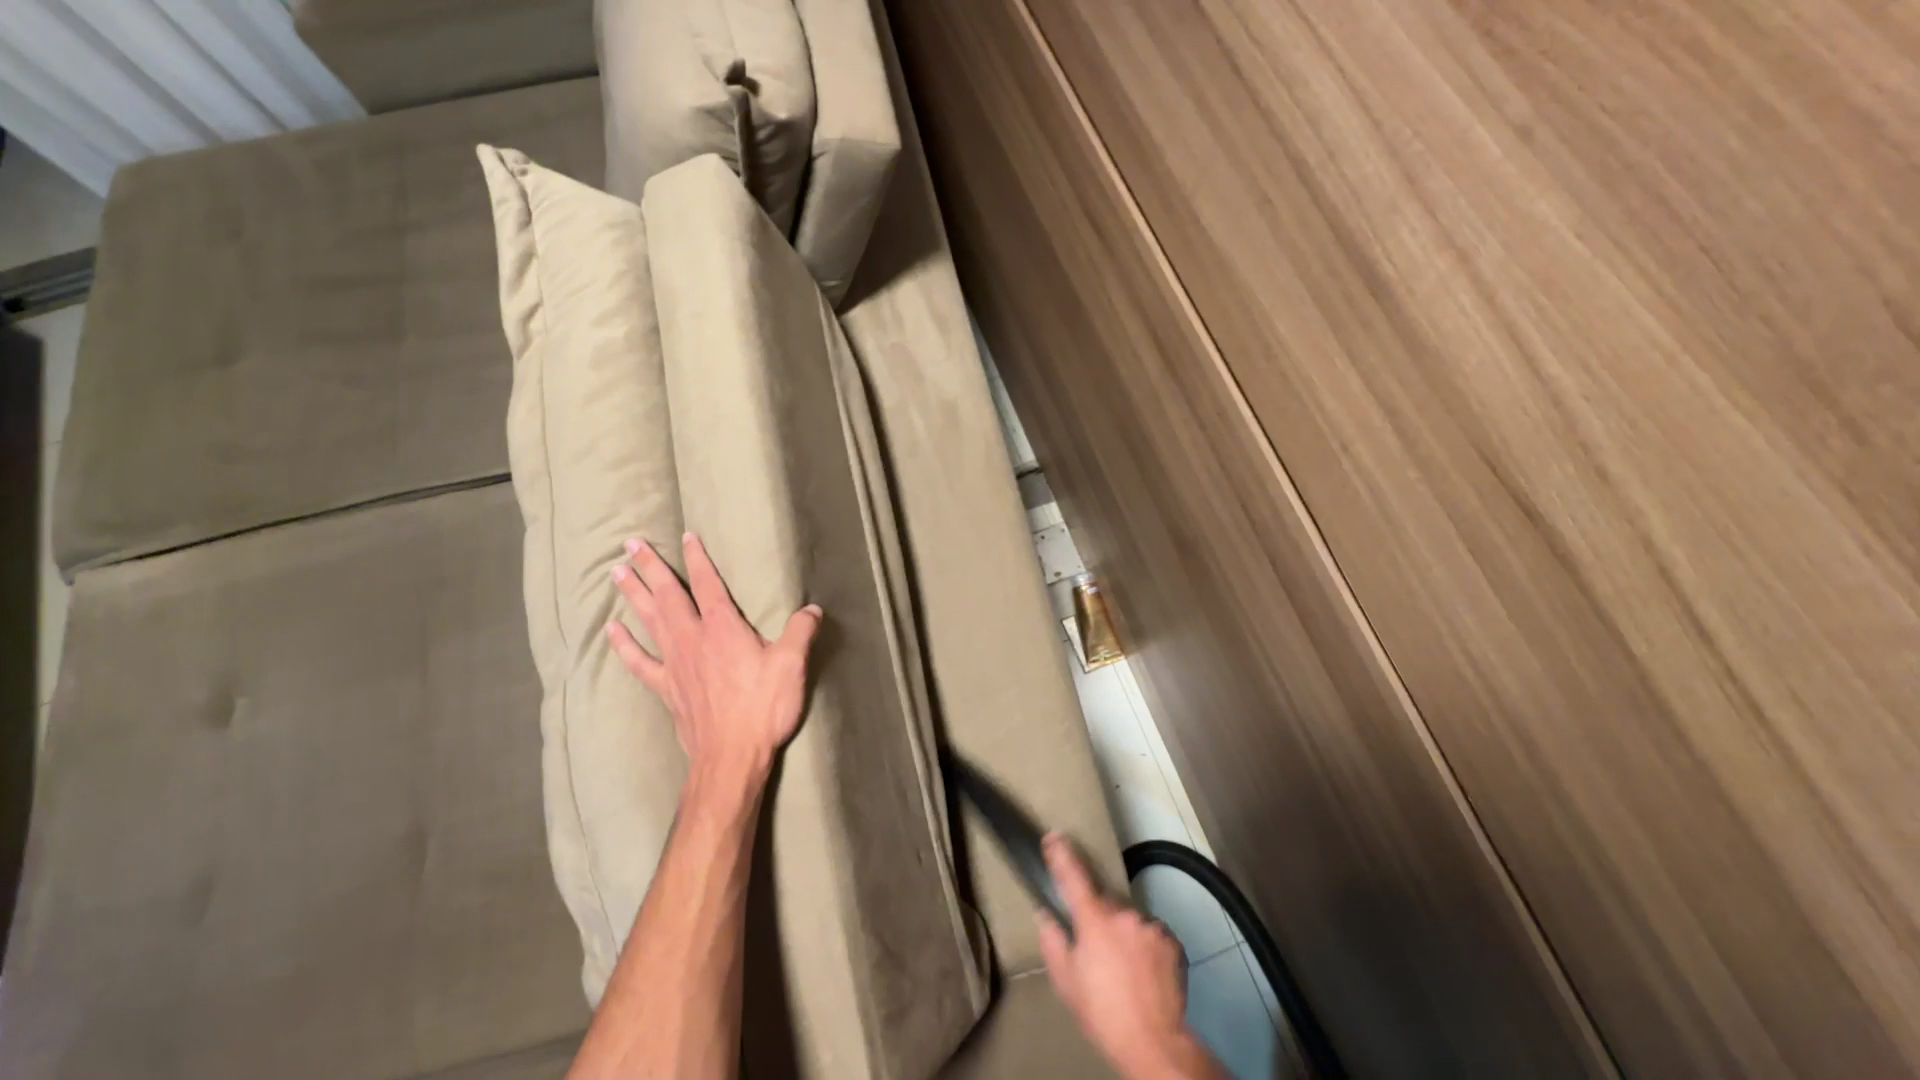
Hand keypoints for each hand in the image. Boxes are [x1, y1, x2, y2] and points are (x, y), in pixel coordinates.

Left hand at [607, 533, 821, 798]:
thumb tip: (812, 609)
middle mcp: (693, 638)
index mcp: (724, 628)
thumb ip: (800, 632)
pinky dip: (624, 644)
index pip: (708, 584)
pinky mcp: (666, 688)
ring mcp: (674, 663)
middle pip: (667, 595)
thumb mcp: (792, 666)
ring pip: (649, 620)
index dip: (698, 558)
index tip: (686, 536)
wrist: (730, 757)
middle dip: (650, 566)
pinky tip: (612, 630)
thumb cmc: (763, 709)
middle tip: (630, 543)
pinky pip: (639, 661)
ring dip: (632, 593)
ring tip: (616, 571)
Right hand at [1037, 836, 1223, 1079]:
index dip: (1062, 855)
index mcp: (1094, 920)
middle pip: (1106, 905)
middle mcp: (1125, 914)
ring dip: (1125, 935)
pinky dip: (1146, 948)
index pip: (1074, 877)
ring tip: (1125, 969)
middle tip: (1097, 951)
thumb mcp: (1066, 981)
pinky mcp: (1173, 942)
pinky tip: (1145, 974)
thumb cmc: (1102, 1012)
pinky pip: (1152, 935)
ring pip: (1131, 921)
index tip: (1054, 837)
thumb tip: (1047, 916)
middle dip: (1100, 919)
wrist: (1153, 1041)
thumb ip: (1053, 941)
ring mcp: (1152, 926)